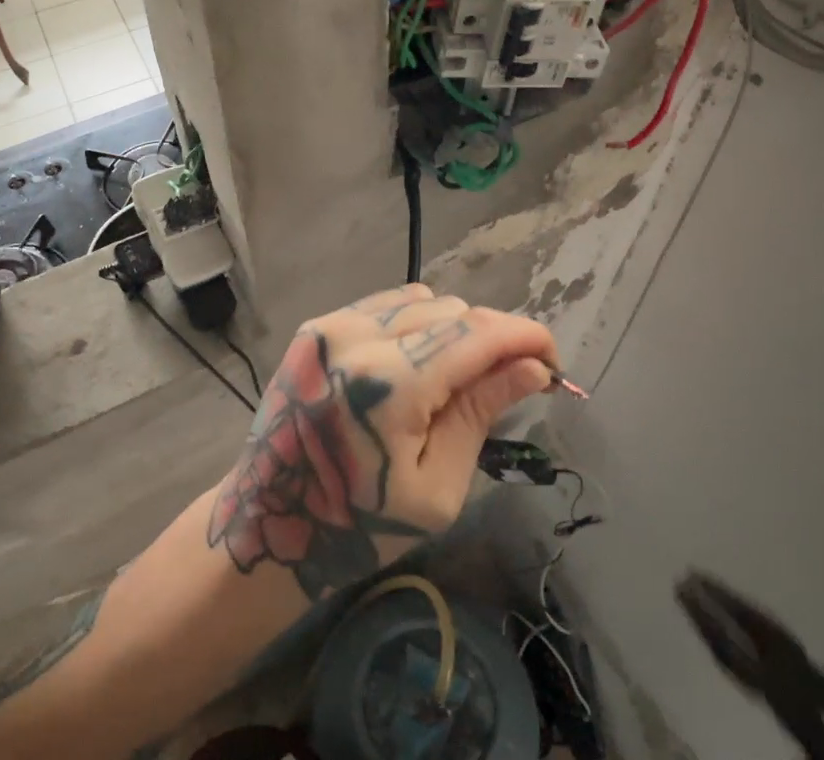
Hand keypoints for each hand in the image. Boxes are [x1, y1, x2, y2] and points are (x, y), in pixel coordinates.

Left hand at [206, 284, 557, 600]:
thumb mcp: (436, 487)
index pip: (479, 334)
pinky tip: (421, 362)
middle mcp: (357, 336)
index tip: (553, 364)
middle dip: (495, 339)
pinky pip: (388, 305)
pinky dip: (419, 323)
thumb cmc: (358, 522)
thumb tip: (532, 368)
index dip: (528, 339)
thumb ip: (480, 414)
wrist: (270, 520)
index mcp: (389, 382)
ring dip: (457, 329)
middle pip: (456, 311)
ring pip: (424, 301)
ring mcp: (331, 325)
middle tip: (509, 383)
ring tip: (462, 377)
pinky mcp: (317, 328)